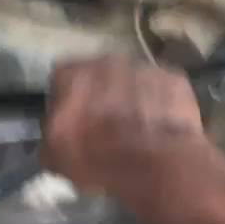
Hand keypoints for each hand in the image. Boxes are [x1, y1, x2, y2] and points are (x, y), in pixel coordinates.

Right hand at [43, 56, 207, 195]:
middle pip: (98, 74)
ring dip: (128, 97)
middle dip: (98, 95)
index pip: (60, 79)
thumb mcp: (54, 158)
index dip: (63, 100)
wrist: (155, 162)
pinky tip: (156, 127)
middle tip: (102, 126)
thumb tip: (54, 138)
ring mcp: (145, 67)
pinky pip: (159, 89)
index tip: (69, 121)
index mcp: (74, 75)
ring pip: (131, 80)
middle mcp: (109, 61)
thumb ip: (49, 138)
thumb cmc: (97, 157)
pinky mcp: (175, 79)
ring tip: (133, 129)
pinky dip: (157, 104)